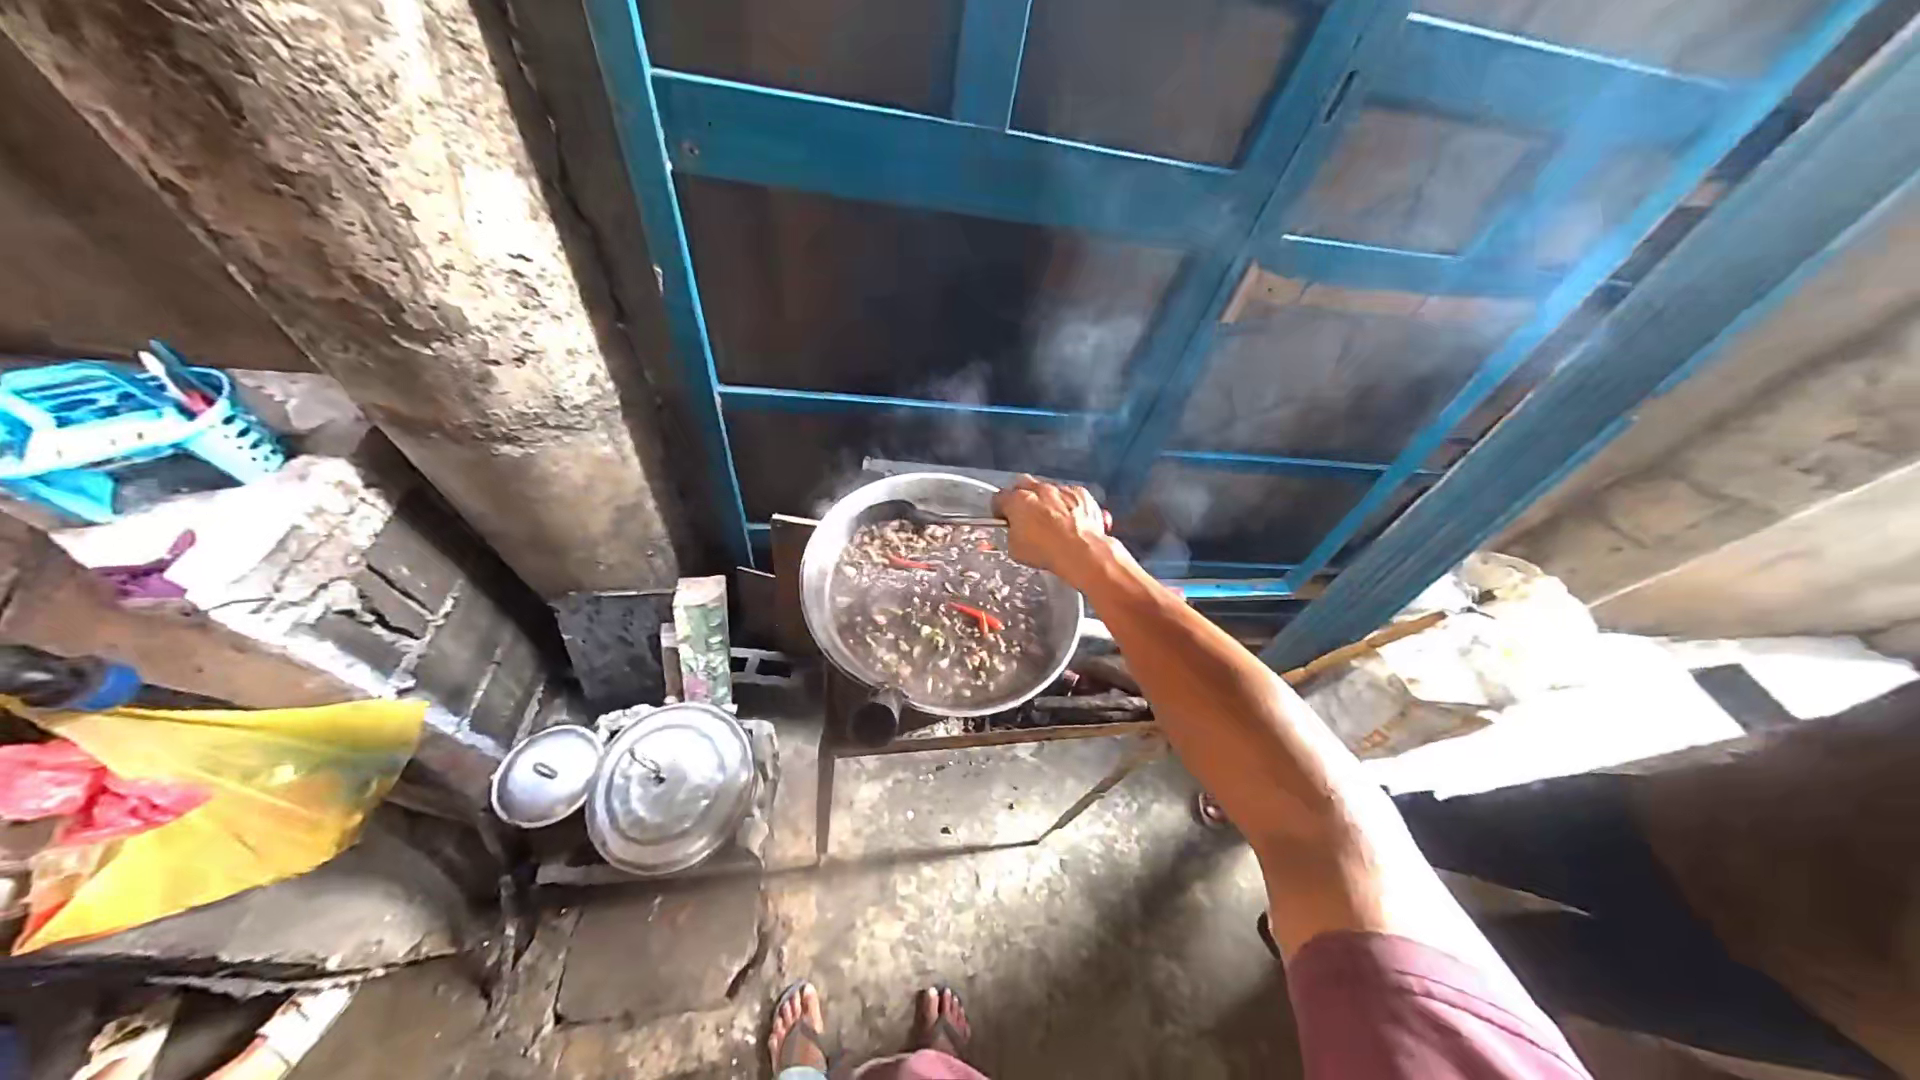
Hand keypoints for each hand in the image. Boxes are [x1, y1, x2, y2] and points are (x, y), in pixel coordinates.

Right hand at [991, 475, 1115, 585]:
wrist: (1081, 552)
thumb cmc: (1045, 551)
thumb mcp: (1015, 549)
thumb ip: (1010, 533)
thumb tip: (1013, 531)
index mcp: (1017, 501)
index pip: (999, 497)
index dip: (999, 508)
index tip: (1002, 517)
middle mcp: (1039, 489)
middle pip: (1023, 484)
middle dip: (1020, 495)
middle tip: (1023, 512)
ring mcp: (1061, 490)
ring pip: (1048, 487)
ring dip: (1045, 499)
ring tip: (1050, 517)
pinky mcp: (1081, 494)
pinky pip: (1069, 494)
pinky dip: (1067, 503)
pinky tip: (1070, 518)